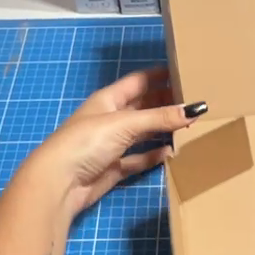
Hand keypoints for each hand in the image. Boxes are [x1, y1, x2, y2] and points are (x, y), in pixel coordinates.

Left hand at [20, 67, 202, 215]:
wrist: (59, 183)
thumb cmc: (87, 141)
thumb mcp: (125, 124)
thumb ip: (160, 117)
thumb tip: (195, 109)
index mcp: (108, 99)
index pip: (139, 81)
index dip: (159, 75)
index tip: (185, 71)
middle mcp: (110, 118)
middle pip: (143, 106)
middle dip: (166, 103)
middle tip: (195, 102)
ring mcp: (111, 144)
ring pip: (143, 133)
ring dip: (163, 130)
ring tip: (191, 126)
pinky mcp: (114, 167)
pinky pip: (139, 158)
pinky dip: (154, 155)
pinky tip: (172, 152)